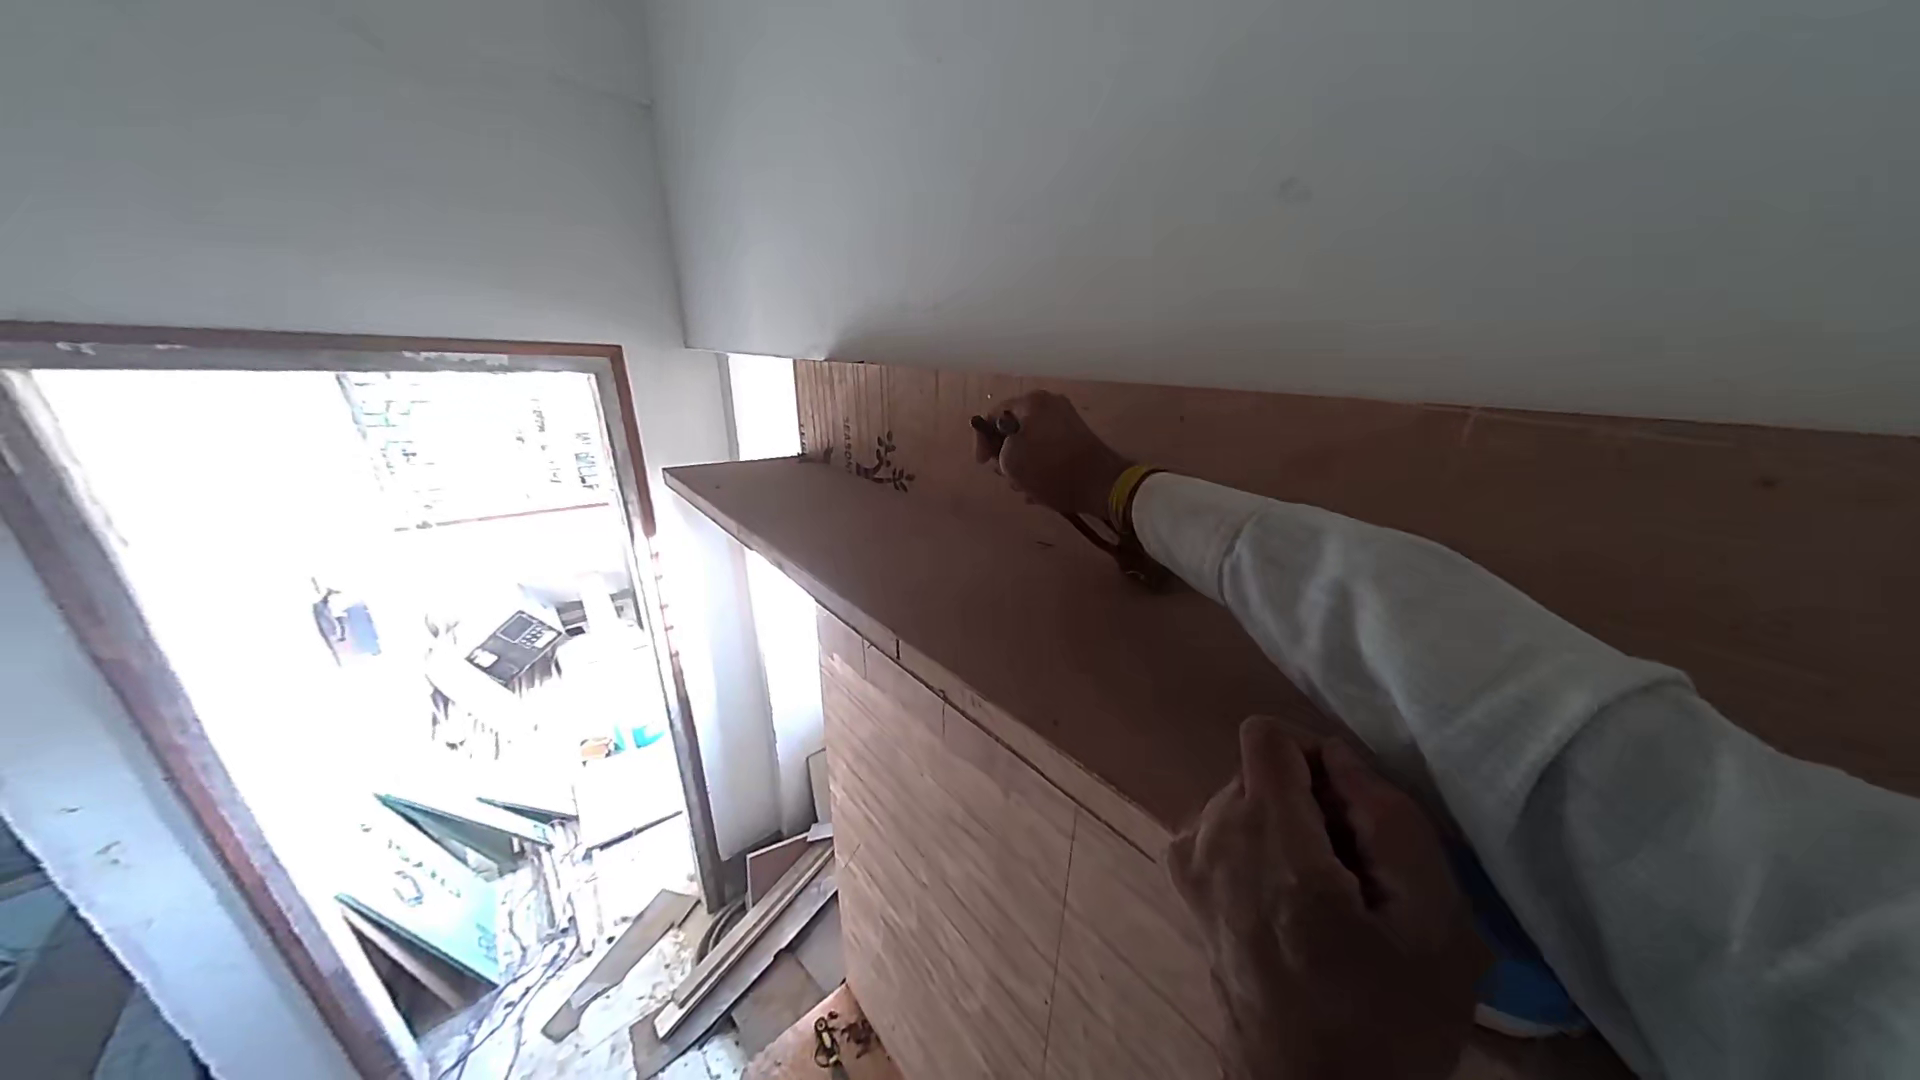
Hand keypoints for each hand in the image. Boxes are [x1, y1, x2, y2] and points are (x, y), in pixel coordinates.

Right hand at [972, 391, 1132, 521]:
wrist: (1100, 484)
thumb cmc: (1050, 470)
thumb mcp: (1011, 461)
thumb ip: (997, 449)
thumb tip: (1003, 448)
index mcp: (1032, 402)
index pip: (995, 415)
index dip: (983, 439)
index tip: (983, 463)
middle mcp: (1050, 405)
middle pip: (1014, 429)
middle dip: (1005, 455)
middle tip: (1006, 477)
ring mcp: (1066, 422)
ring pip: (1030, 443)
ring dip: (1022, 466)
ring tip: (1024, 488)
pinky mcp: (1077, 440)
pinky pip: (1048, 450)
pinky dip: (1039, 467)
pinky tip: (1038, 490)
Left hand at [1168, 717, 1486, 1079]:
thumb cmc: (1385, 1017)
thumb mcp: (1435, 924)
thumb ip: (1393, 820)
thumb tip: (1340, 758)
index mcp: (1267, 839)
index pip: (1265, 735)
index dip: (1314, 752)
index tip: (1350, 806)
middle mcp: (1210, 832)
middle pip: (1258, 770)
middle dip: (1308, 799)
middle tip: (1352, 869)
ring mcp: (1186, 855)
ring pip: (1241, 798)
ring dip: (1285, 825)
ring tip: (1323, 893)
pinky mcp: (1182, 879)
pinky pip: (1223, 827)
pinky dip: (1257, 845)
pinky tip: (1286, 901)